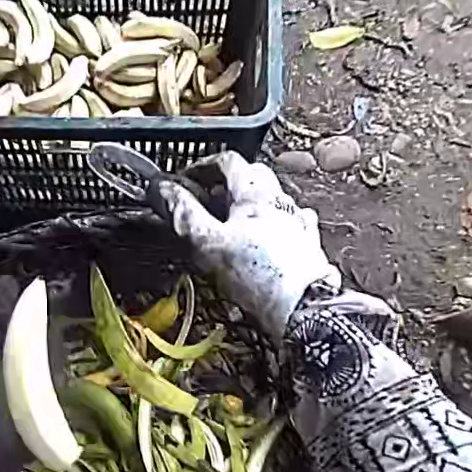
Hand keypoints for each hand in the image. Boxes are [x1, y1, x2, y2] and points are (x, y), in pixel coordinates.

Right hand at [155, 151, 340, 339]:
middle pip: (251, 175)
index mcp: (254, 193)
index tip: (184, 180)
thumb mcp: (209, 243)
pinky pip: (289, 221)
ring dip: (247, 202)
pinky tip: (267, 235)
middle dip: (225, 182)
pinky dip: (272, 222)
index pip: (227, 161)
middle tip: (204, 199)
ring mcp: (297, 221)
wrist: (305, 309)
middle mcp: (280, 200)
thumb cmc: (258, 276)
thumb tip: (163, 189)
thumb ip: (184, 214)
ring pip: (270, 197)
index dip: (200, 166)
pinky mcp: (308, 244)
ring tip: (229, 220)